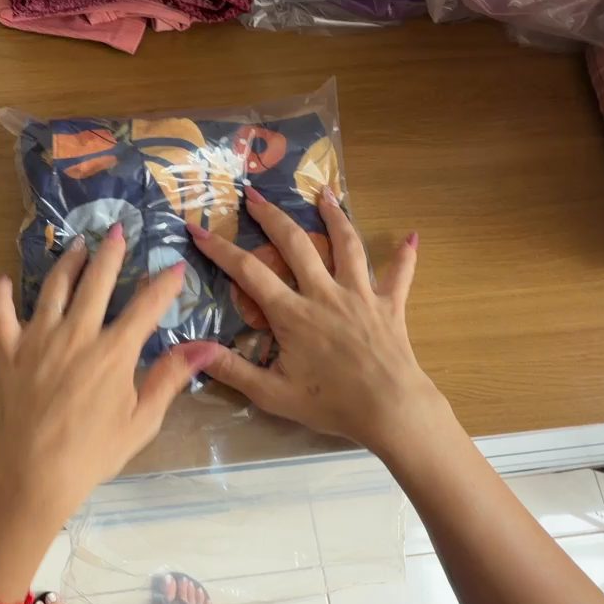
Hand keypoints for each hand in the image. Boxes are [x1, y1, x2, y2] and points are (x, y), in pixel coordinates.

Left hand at [0, 224, 211, 529]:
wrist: (36, 471)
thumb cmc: (94, 451)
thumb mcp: (143, 419)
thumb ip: (171, 377)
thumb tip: (206, 346)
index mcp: (114, 352)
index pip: (146, 307)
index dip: (164, 285)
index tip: (174, 266)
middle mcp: (77, 334)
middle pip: (97, 283)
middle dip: (111, 254)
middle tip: (117, 230)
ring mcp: (39, 339)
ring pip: (54, 289)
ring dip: (67, 263)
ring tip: (76, 245)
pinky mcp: (9, 351)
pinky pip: (0, 314)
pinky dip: (0, 296)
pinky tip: (2, 280)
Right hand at [185, 186, 447, 457]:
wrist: (390, 410)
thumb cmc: (330, 404)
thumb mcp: (271, 394)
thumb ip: (231, 370)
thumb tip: (191, 349)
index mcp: (292, 313)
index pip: (248, 272)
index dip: (219, 249)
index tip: (197, 229)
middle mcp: (325, 293)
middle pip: (295, 244)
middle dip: (271, 216)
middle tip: (254, 195)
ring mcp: (360, 295)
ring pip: (347, 245)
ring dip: (334, 216)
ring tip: (324, 193)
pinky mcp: (389, 305)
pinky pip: (399, 275)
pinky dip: (405, 256)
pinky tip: (411, 237)